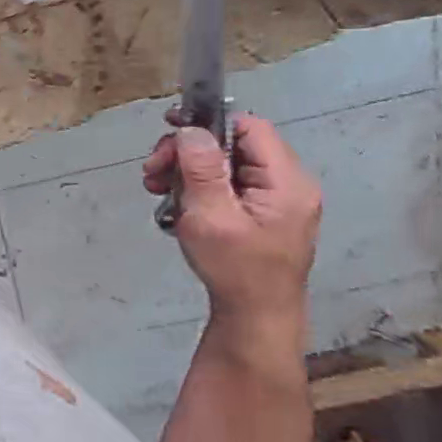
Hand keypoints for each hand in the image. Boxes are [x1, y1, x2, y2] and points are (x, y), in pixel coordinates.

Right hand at [142, 113, 321, 323]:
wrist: (254, 319)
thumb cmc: (235, 268)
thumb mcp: (211, 216)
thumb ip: (202, 168)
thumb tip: (191, 129)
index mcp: (286, 182)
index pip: (250, 127)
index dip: (209, 123)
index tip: (170, 130)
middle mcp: (287, 184)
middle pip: (233, 144)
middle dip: (188, 151)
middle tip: (154, 169)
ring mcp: (275, 200)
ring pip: (225, 163)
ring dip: (186, 169)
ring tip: (156, 186)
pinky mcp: (261, 213)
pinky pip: (227, 184)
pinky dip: (197, 187)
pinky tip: (175, 201)